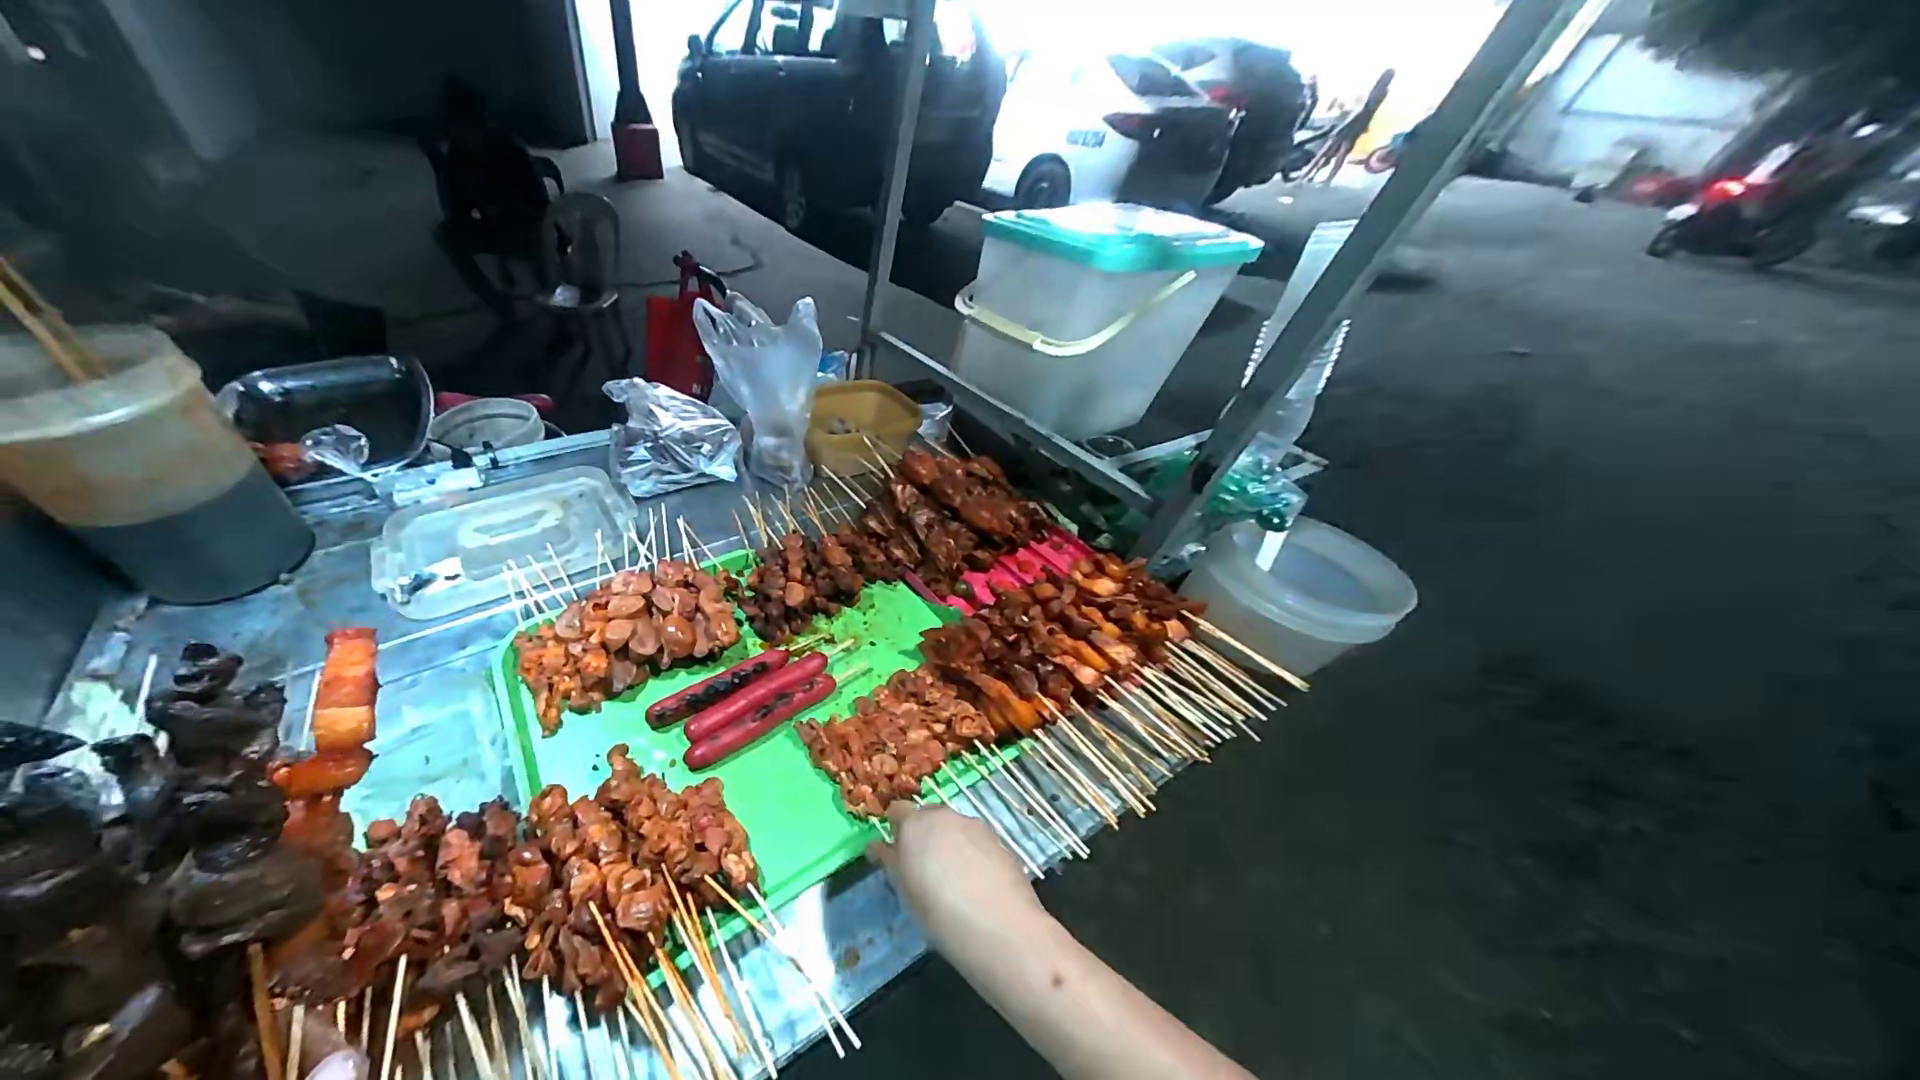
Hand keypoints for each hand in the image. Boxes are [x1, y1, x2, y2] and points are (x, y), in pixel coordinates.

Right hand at [866, 803, 1039, 943]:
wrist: (997, 924)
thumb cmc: (937, 911)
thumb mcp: (904, 890)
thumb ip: (890, 861)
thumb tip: (876, 846)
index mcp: (915, 824)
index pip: (897, 811)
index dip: (896, 828)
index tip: (897, 851)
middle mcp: (944, 816)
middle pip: (928, 815)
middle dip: (923, 834)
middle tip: (923, 868)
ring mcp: (974, 824)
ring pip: (954, 827)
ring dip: (949, 842)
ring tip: (953, 879)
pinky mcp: (998, 839)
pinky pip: (976, 839)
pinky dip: (972, 852)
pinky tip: (977, 882)